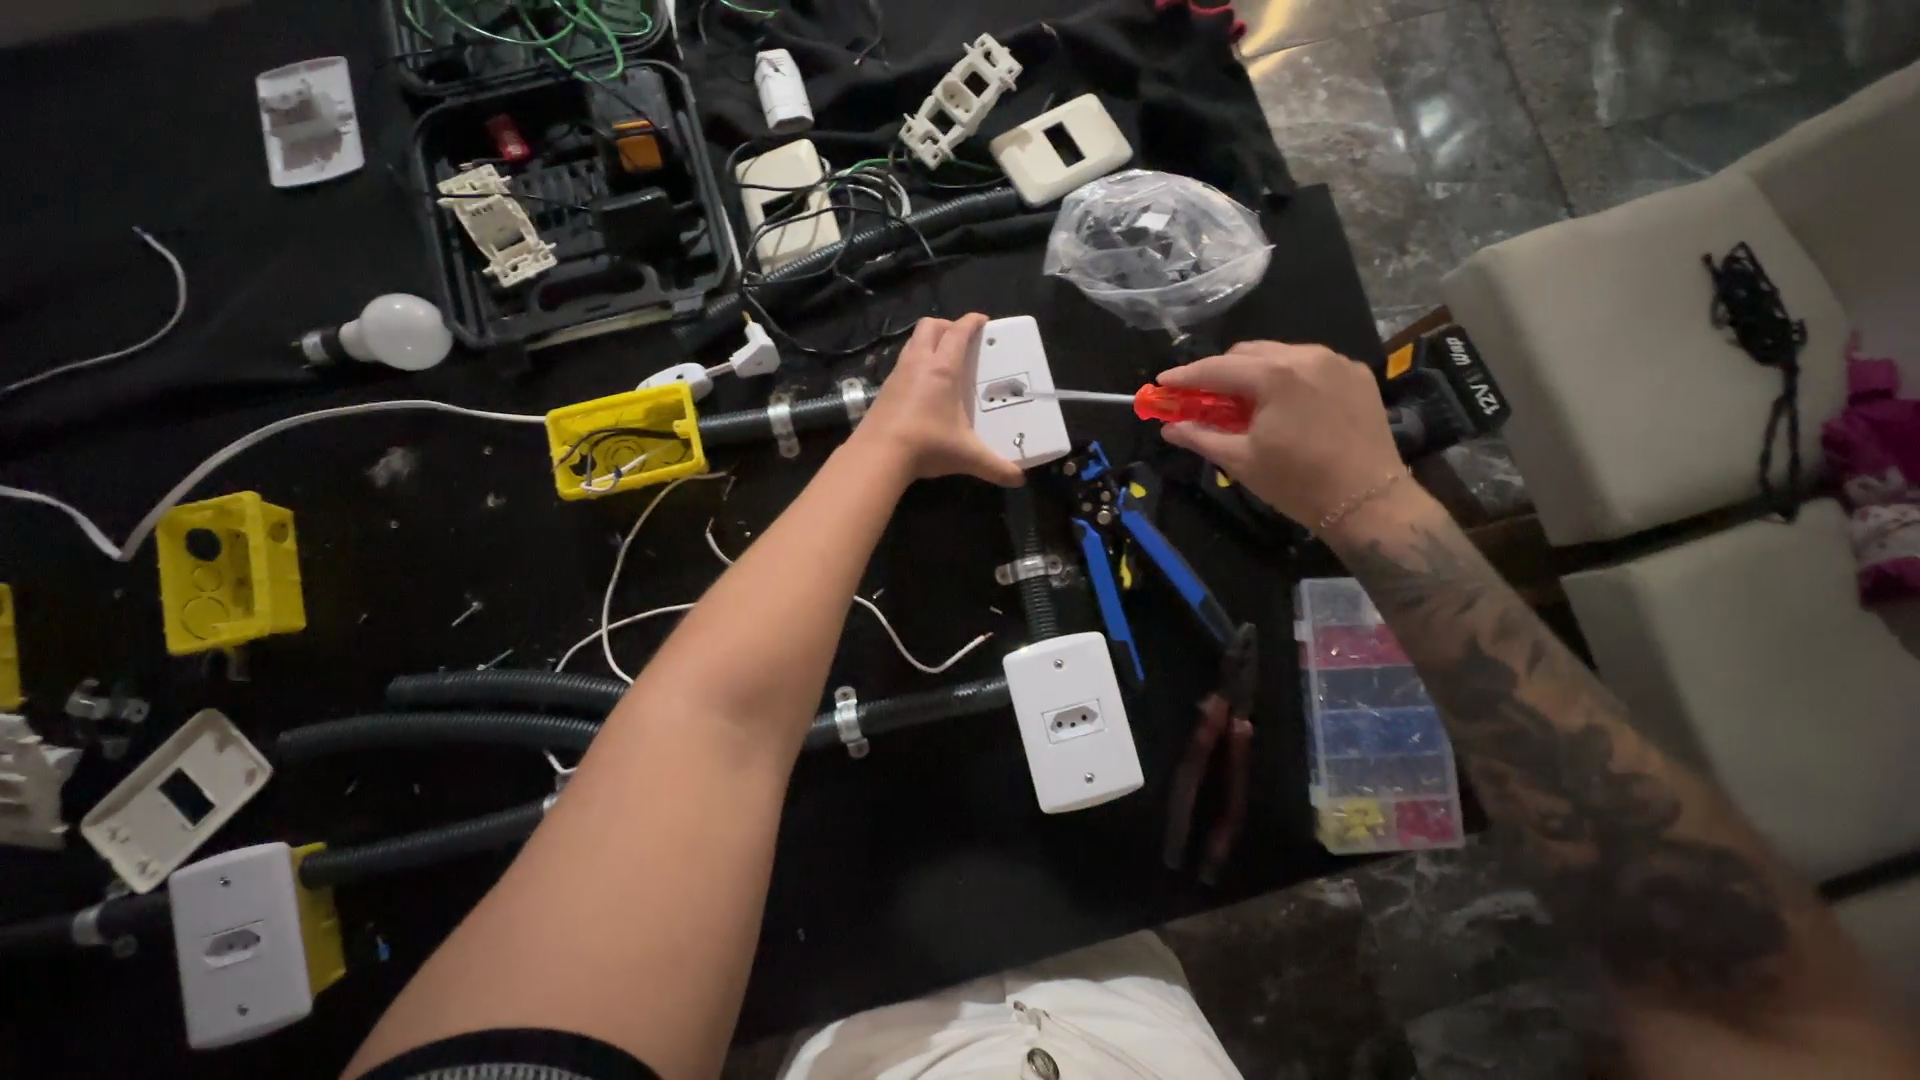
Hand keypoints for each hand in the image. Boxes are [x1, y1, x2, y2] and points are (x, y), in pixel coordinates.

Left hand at [857, 314, 1024, 486]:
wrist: (878, 455)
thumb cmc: (926, 445)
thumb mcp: (966, 456)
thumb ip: (995, 466)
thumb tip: (1018, 479)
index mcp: (942, 369)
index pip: (958, 332)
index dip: (971, 322)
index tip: (982, 320)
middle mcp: (918, 364)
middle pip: (930, 326)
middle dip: (947, 326)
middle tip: (960, 339)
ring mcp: (897, 374)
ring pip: (912, 342)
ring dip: (927, 342)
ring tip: (942, 358)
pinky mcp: (884, 389)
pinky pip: (901, 364)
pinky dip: (914, 363)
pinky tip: (922, 385)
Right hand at [1156, 342, 1402, 527]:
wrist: (1368, 501)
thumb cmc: (1297, 483)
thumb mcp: (1240, 460)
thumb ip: (1200, 436)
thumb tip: (1169, 428)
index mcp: (1275, 375)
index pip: (1217, 368)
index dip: (1185, 376)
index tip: (1163, 382)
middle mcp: (1306, 356)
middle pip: (1248, 353)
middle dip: (1220, 372)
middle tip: (1202, 398)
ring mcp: (1336, 362)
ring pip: (1280, 355)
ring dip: (1255, 373)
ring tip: (1244, 403)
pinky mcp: (1357, 375)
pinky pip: (1311, 366)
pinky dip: (1288, 378)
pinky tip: (1284, 405)